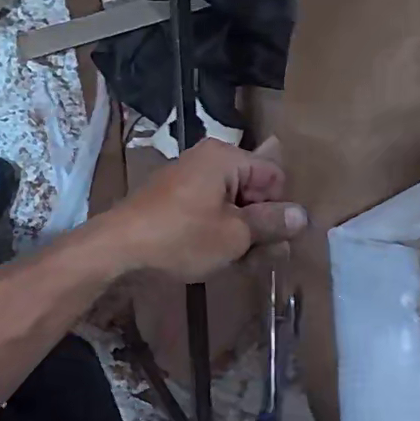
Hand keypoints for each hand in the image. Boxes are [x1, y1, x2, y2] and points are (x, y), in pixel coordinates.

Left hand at [94, 138, 306, 282]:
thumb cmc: (181, 237)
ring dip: (240, 234)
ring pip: (231, 205)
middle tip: (258, 257)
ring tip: (236, 262)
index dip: (278, 209)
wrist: (118, 250)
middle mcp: (207, 161)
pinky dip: (217, 233)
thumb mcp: (234, 235)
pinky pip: (208, 212)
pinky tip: (216, 259)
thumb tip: (302, 215)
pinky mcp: (173, 202)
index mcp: (225, 158)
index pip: (274, 176)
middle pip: (252, 190)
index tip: (273, 239)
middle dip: (260, 224)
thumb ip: (271, 224)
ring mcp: (187, 181)